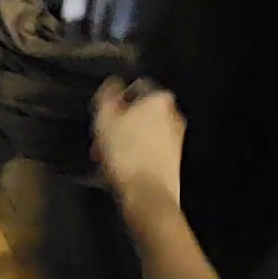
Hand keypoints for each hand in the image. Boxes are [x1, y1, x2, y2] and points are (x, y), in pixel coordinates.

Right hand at [93, 77, 186, 230]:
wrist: (148, 196)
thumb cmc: (126, 152)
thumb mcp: (105, 117)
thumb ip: (108, 94)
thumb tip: (113, 82)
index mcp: (159, 99)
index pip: (134, 88)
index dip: (115, 102)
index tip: (103, 117)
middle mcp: (173, 115)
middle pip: (138, 113)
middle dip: (118, 125)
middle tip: (101, 139)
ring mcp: (176, 139)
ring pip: (142, 133)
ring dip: (123, 141)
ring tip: (106, 157)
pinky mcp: (174, 161)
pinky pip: (149, 150)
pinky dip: (134, 155)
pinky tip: (119, 169)